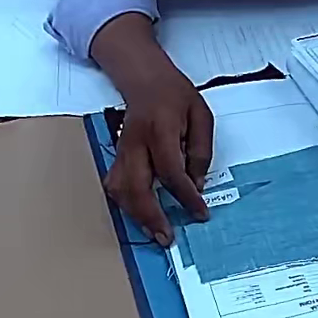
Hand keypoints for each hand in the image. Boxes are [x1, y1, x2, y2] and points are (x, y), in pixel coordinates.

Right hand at [91, 14, 212, 246]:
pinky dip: (127, 205)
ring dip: (136, 215)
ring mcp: (121, 151)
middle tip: (167, 238)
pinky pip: (116, 186)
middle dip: (151, 216)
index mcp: (160, 128)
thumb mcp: (201, 116)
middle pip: (136, 186)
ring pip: (120, 190)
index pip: (171, 170)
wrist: (144, 79)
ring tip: (154, 232)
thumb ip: (200, 152)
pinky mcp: (116, 157)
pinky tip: (141, 215)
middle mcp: (135, 142)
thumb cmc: (175, 96)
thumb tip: (196, 186)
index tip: (200, 213)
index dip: (186, 196)